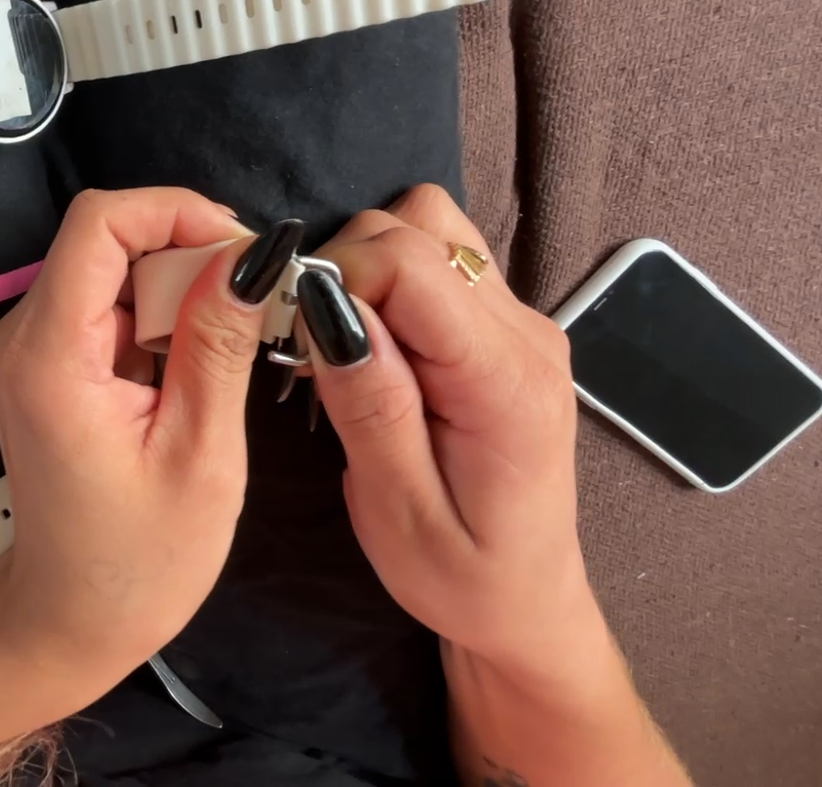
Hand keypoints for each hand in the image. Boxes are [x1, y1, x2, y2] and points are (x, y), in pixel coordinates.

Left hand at [0, 187, 290, 705]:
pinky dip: (155, 314)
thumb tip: (248, 258)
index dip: (173, 211)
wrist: (66, 616)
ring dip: (175, 285)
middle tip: (251, 299)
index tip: (240, 249)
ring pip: (108, 268)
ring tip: (229, 337)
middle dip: (184, 250)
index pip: (98, 222)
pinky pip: (103, 304)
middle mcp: (23, 333)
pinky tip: (190, 362)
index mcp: (50, 353)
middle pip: (103, 239)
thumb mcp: (200, 454)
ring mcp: (28, 345)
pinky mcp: (45, 360)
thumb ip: (218, 344)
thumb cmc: (136, 560)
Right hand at [297, 185, 598, 674]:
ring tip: (343, 332)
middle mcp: (524, 331)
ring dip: (364, 260)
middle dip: (339, 268)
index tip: (296, 336)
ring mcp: (519, 319)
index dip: (334, 277)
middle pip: (412, 229)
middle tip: (311, 343)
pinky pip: (435, 249)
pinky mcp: (500, 319)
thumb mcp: (398, 508)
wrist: (525, 599)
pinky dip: (384, 267)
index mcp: (506, 382)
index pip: (409, 264)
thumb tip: (324, 303)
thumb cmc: (459, 571)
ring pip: (425, 222)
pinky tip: (372, 328)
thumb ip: (369, 401)